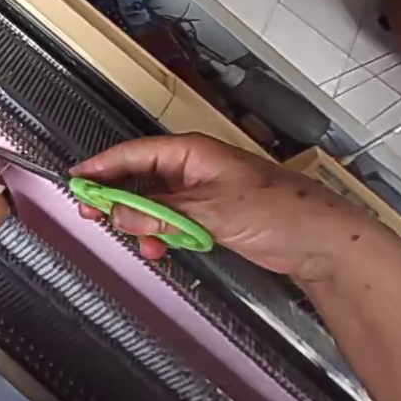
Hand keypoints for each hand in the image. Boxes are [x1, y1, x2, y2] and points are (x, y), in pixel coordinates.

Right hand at [72, 133, 384, 279]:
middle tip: (93, 213)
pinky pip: (171, 221)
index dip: (101, 166)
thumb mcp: (210, 210)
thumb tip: (119, 213)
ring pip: (153, 203)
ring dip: (141, 223)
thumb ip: (160, 213)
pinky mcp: (210, 215)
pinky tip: (161, 247)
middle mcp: (192, 168)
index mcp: (191, 152)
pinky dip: (161, 235)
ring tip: (137, 240)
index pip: (133, 154)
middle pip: (139, 178)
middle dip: (116, 197)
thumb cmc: (282, 210)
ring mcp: (200, 192)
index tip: (77, 178)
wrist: (323, 242)